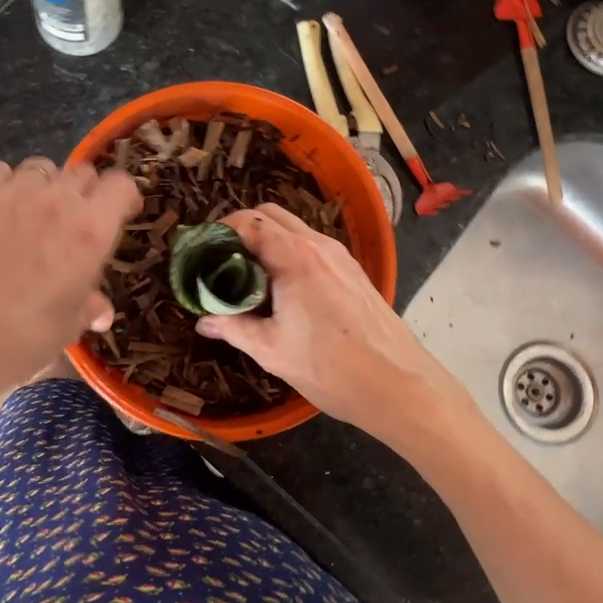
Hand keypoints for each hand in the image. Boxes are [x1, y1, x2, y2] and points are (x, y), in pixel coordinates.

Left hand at [0, 157, 139, 416]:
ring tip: (35, 214)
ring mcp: (12, 194)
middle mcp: (56, 201)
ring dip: (47, 186)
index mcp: (90, 230)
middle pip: (83, 173)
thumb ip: (88, 307)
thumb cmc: (20, 339)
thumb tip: (100, 311)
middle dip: (86, 193)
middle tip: (76, 221)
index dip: (123, 198)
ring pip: (42, 168)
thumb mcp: (66, 327)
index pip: (120, 186)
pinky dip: (5, 182)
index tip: (120, 214)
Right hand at [196, 205, 476, 449]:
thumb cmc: (331, 368)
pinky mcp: (354, 273)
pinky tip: (282, 292)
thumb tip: (204, 321)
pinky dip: (289, 255)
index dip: (220, 232)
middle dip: (242, 231)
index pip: (249, 222)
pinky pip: (312, 248)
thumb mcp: (271, 350)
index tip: (202, 255)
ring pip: (294, 230)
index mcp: (295, 257)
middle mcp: (319, 245)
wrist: (400, 387)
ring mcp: (341, 257)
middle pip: (271, 215)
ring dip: (267, 243)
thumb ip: (233, 328)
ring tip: (248, 280)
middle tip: (221, 264)